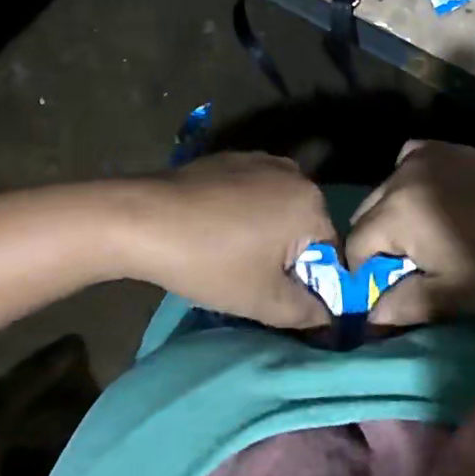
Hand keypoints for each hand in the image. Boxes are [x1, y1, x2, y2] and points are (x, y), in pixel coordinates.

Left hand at [116, 152, 335, 328]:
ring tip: (232, 257)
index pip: (330, 252)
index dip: (311, 282)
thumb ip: (306, 312)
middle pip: (305, 227)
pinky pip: (253, 192)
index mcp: (311, 204)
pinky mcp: (231, 158)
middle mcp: (295, 174)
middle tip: (255, 282)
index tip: (282, 300)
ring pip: (278, 209)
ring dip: (267, 234)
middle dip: (289, 256)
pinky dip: (245, 212)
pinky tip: (215, 231)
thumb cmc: (211, 261)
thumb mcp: (263, 300)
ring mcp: (261, 160)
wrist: (144, 219)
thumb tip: (328, 317)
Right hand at [346, 141, 474, 324]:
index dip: (365, 276)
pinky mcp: (451, 148)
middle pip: (367, 214)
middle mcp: (403, 173)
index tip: (387, 294)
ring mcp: (428, 154)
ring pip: (388, 190)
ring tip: (425, 242)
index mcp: (398, 210)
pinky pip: (411, 164)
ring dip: (394, 216)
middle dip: (378, 245)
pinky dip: (412, 185)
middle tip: (410, 272)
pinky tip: (435, 204)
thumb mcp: (453, 297)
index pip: (354, 245)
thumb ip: (402, 304)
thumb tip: (369, 318)